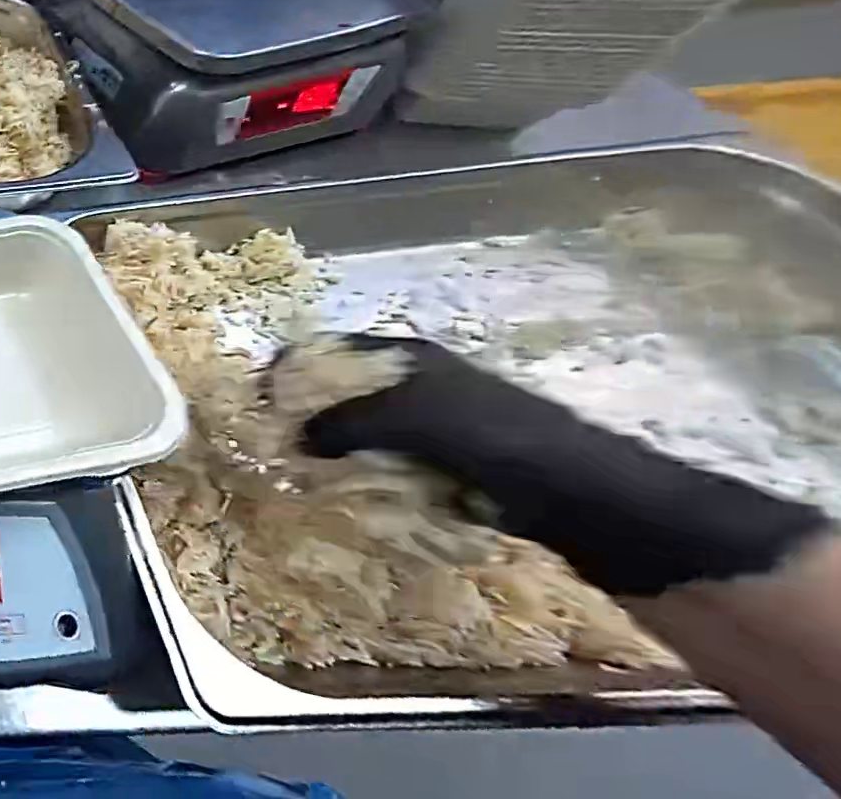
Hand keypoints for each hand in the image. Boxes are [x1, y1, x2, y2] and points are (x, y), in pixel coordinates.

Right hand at [302, 335, 829, 596]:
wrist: (576, 489)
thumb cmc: (486, 433)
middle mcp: (409, 379)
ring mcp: (427, 420)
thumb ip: (345, 423)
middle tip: (281, 443)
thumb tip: (296, 441)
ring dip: (335, 448)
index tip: (263, 401)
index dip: (291, 368)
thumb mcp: (407, 417)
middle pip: (340, 390)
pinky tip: (355, 491)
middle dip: (308, 414)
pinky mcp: (442, 457)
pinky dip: (366, 472)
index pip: (327, 349)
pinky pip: (387, 461)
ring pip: (361, 429)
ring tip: (309, 473)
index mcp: (401, 355)